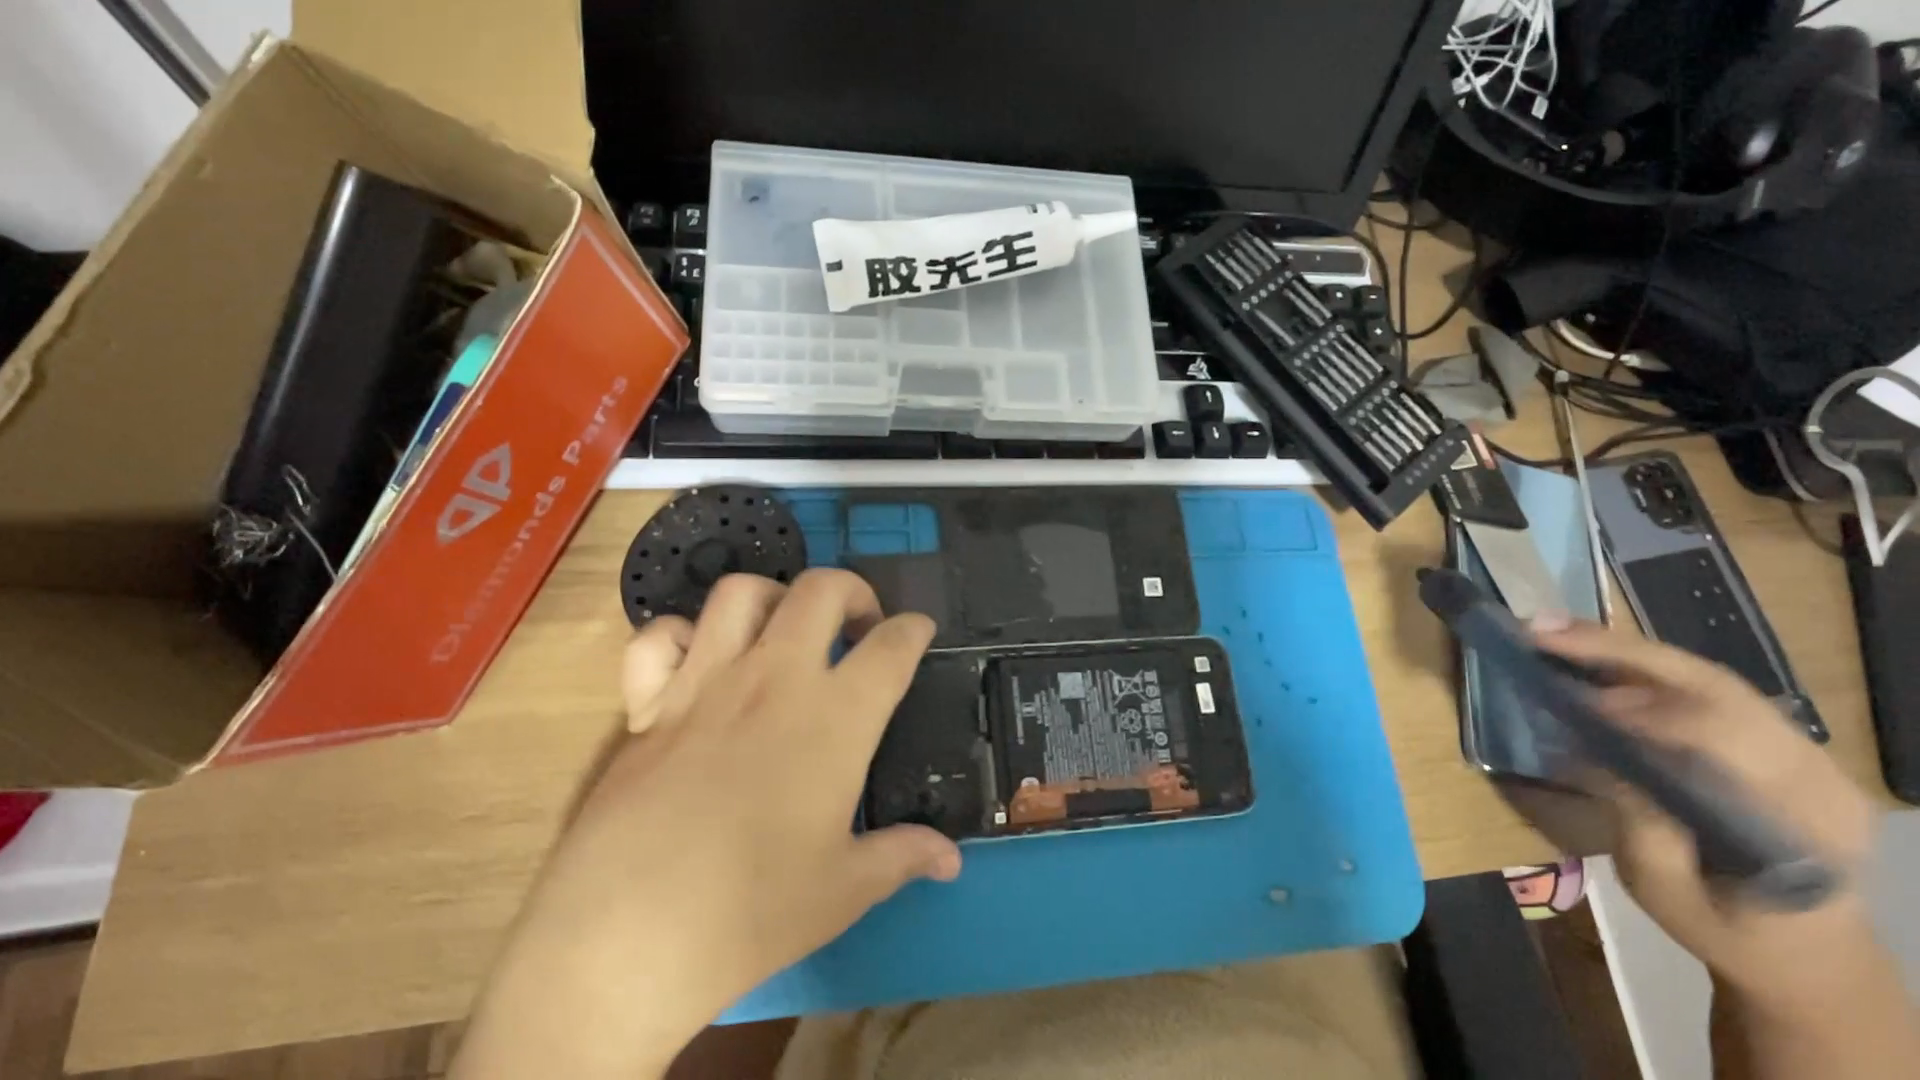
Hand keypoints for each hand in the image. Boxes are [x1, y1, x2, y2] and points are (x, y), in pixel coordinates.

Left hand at [453, 570, 959, 1079]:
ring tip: (786, 631)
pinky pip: (660, 637)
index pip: (891, 648)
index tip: (919, 632)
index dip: (914, 630)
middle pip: (820, 591)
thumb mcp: (845, 890)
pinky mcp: (648, 704)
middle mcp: (773, 680)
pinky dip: (681, 634)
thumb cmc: (753, 911)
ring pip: (741, 594)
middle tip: (860, 627)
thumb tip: (951, 859)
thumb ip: (903, 857)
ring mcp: (704, 683)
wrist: (631, 932)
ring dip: (775, 597)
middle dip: (852, 591)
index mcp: (835, 718)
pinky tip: (697, 662)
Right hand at [1531, 616, 1881, 1005]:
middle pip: (1717, 689)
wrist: (1800, 950)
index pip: (1730, 741)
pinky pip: (1705, 690)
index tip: (1578, 700)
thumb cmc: (1728, 931)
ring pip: (1708, 679)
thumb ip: (1640, 826)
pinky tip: (1591, 657)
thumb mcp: (1668, 892)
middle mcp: (1815, 769)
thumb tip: (1593, 756)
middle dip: (1624, 655)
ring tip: (1553, 634)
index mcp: (1803, 819)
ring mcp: (1802, 748)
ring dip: (1625, 652)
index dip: (1650, 713)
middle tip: (1542, 632)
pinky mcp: (1776, 737)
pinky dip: (1642, 669)